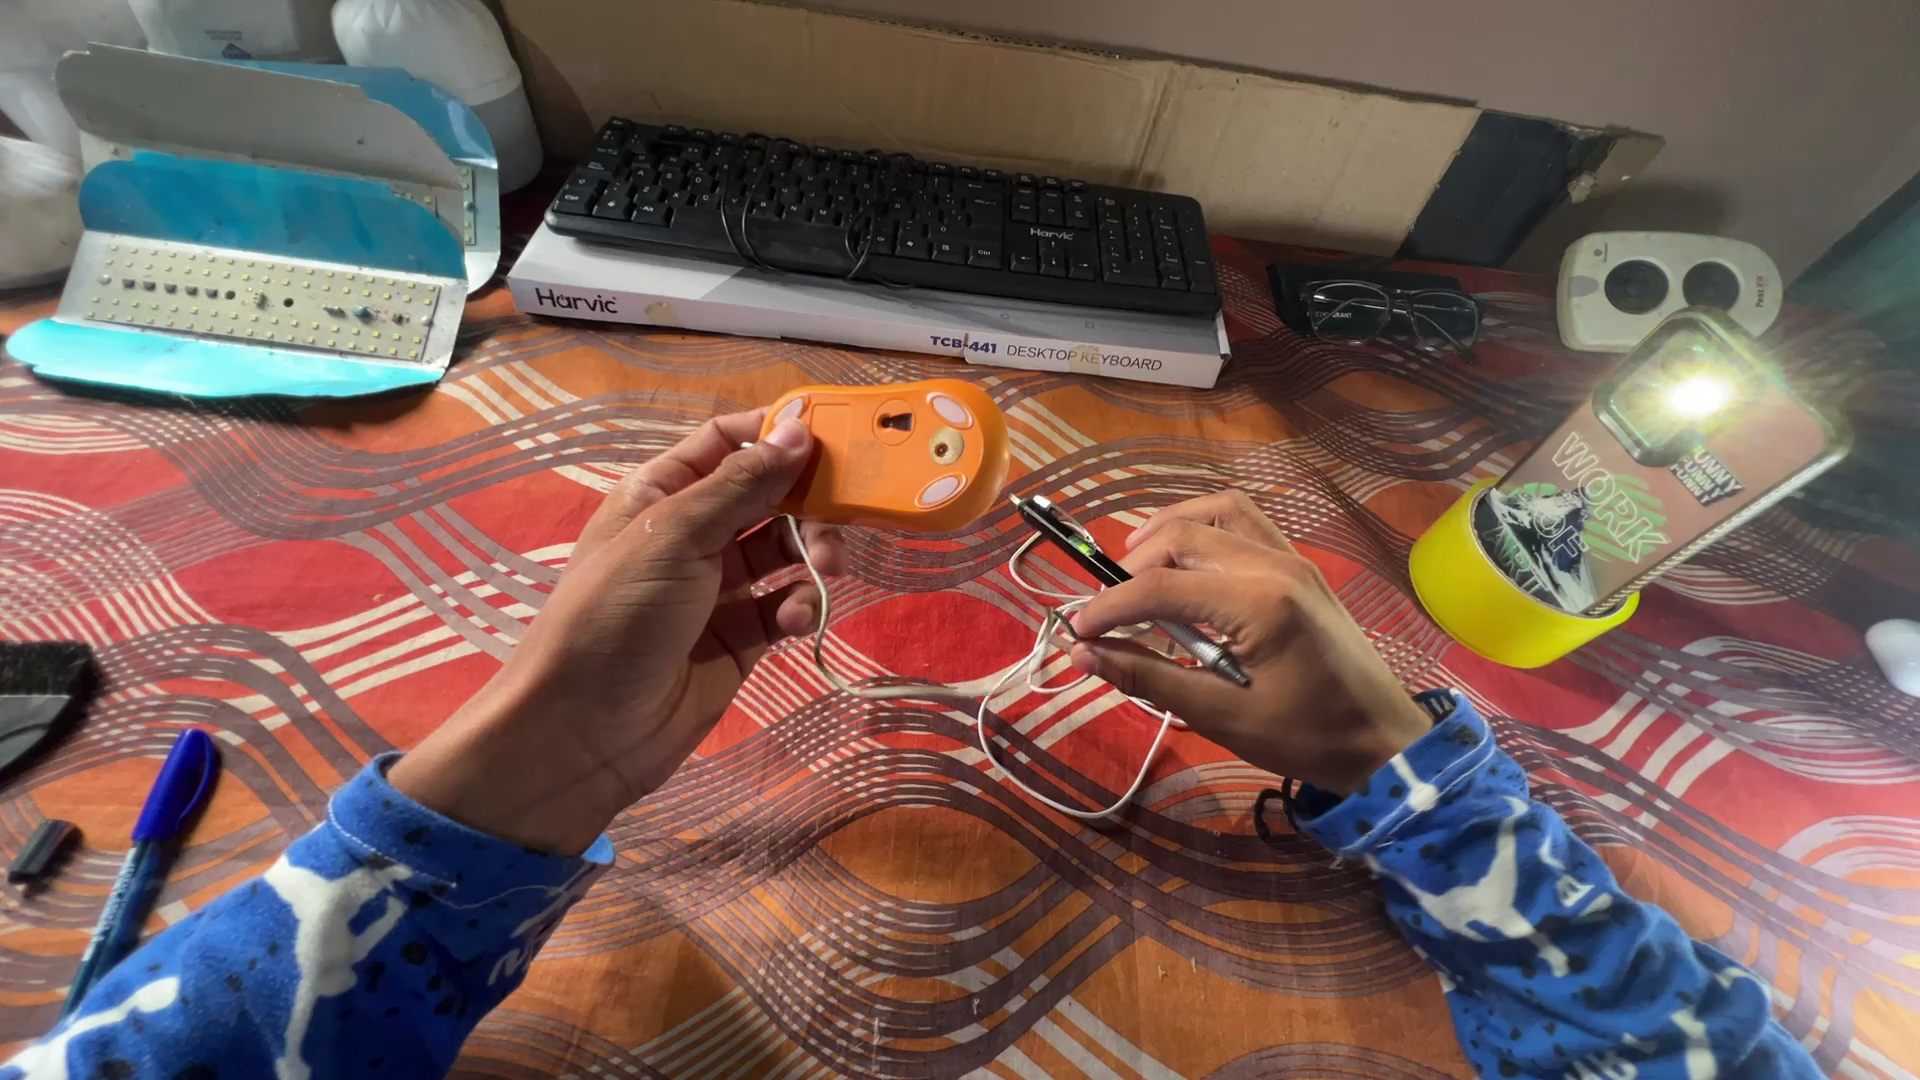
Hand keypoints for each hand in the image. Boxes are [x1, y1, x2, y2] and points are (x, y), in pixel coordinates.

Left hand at [389, 409, 843, 852]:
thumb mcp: (676, 535)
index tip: (830, 441)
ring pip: (787, 549)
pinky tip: (796, 621)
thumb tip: (799, 428)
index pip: (728, 442)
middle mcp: (697, 531)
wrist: (585, 732)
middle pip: (769, 495)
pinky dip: (801, 606)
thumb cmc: (618, 613)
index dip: (776, 435)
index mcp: (665, 492)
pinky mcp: (744, 633)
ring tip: (828, 572)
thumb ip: (742, 484)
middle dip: (808, 504)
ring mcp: (722, 584)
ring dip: (813, 554)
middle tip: (841, 519)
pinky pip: (787, 603)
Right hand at [1066, 491, 1431, 793]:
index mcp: (1258, 604)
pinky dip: (1203, 526)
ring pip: (1214, 512)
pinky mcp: (1298, 564)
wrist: (1386, 742)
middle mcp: (1274, 565)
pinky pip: (1243, 520)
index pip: (1159, 587)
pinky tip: (1185, 557)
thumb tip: (1082, 653)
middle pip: (1180, 537)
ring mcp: (1290, 557)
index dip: (1108, 607)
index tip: (1077, 631)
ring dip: (1166, 531)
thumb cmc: (1305, 737)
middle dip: (1130, 570)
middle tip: (1108, 611)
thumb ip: (1147, 676)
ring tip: (1136, 566)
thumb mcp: (1220, 715)